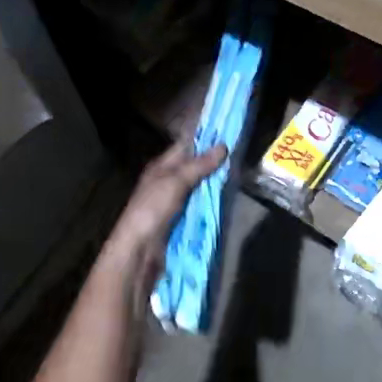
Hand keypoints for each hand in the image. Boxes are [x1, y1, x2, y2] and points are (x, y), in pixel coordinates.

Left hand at [97, 143, 226, 302]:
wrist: (139, 250)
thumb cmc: (152, 210)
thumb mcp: (175, 182)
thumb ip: (198, 165)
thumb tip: (223, 146)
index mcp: (160, 167)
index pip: (185, 145)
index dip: (204, 138)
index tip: (229, 131)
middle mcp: (165, 181)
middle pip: (193, 167)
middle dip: (214, 162)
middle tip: (242, 154)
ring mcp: (172, 202)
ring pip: (198, 186)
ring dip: (214, 182)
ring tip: (240, 173)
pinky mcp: (178, 221)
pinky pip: (198, 205)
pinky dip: (210, 201)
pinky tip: (227, 199)